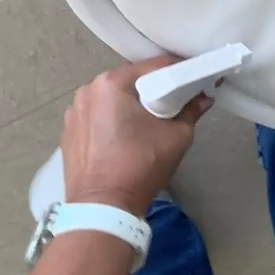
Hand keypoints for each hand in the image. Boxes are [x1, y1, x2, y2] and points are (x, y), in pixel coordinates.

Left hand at [60, 58, 210, 215]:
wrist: (103, 208)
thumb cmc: (140, 165)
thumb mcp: (176, 136)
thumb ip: (192, 110)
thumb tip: (205, 97)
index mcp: (112, 84)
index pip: (154, 66)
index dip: (179, 71)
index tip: (195, 78)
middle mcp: (88, 90)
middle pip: (130, 80)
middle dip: (153, 88)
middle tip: (175, 100)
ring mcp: (74, 111)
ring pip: (113, 98)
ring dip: (131, 104)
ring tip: (150, 120)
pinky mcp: (69, 132)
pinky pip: (98, 115)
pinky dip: (113, 119)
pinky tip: (126, 135)